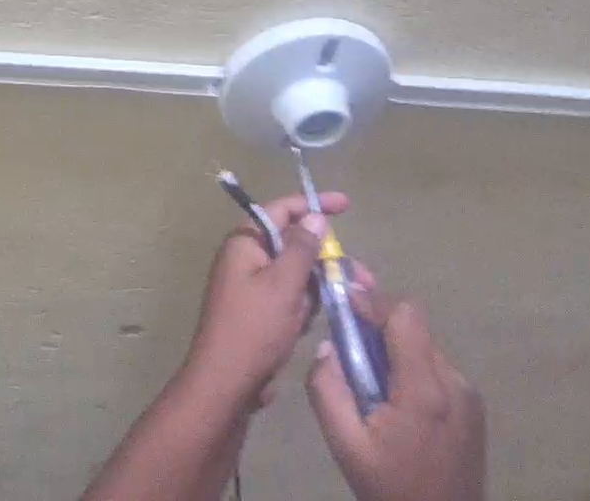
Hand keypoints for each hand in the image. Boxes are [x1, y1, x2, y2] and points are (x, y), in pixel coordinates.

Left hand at [181, 191, 353, 404]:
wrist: (226, 384)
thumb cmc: (253, 328)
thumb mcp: (283, 284)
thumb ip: (301, 247)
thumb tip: (315, 216)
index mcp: (244, 242)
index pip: (281, 210)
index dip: (313, 204)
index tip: (347, 205)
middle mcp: (246, 258)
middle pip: (292, 243)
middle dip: (326, 257)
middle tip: (362, 274)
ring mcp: (252, 286)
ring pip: (295, 273)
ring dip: (320, 284)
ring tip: (349, 301)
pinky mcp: (260, 312)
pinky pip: (289, 296)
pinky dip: (306, 304)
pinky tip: (316, 321)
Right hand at [306, 297, 485, 500]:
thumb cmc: (391, 489)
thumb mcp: (346, 445)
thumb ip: (328, 389)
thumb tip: (328, 346)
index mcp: (425, 390)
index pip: (403, 316)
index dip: (372, 300)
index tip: (344, 296)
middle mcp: (455, 383)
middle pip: (414, 327)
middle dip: (378, 320)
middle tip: (346, 320)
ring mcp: (469, 395)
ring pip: (424, 345)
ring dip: (394, 345)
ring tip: (367, 368)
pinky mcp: (474, 408)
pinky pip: (435, 367)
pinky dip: (410, 365)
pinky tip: (392, 393)